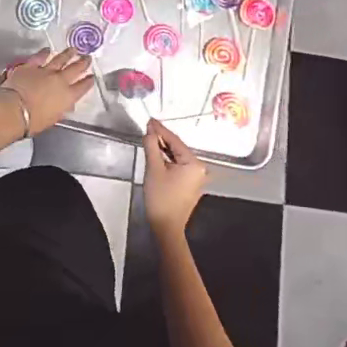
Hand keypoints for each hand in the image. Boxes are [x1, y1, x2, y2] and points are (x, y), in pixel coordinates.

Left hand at [0, 48, 94, 135]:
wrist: (14, 110)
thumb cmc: (33, 121)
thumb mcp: (53, 119)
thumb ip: (61, 109)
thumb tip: (65, 106)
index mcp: (68, 96)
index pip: (82, 87)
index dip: (88, 82)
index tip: (92, 77)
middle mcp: (60, 81)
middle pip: (75, 69)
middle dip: (82, 63)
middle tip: (88, 58)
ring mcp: (45, 71)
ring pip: (60, 59)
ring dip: (68, 54)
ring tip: (74, 49)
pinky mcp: (30, 66)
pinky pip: (39, 57)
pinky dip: (44, 53)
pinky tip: (47, 49)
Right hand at [142, 119, 205, 235]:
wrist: (166, 226)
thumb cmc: (161, 197)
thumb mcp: (154, 169)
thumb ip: (152, 147)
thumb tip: (149, 131)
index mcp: (194, 163)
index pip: (175, 141)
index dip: (160, 130)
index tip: (150, 120)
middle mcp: (199, 168)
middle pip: (178, 148)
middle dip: (162, 138)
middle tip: (148, 127)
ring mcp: (196, 177)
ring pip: (177, 157)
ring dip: (164, 149)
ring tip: (149, 138)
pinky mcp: (190, 184)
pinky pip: (178, 166)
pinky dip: (168, 160)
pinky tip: (157, 154)